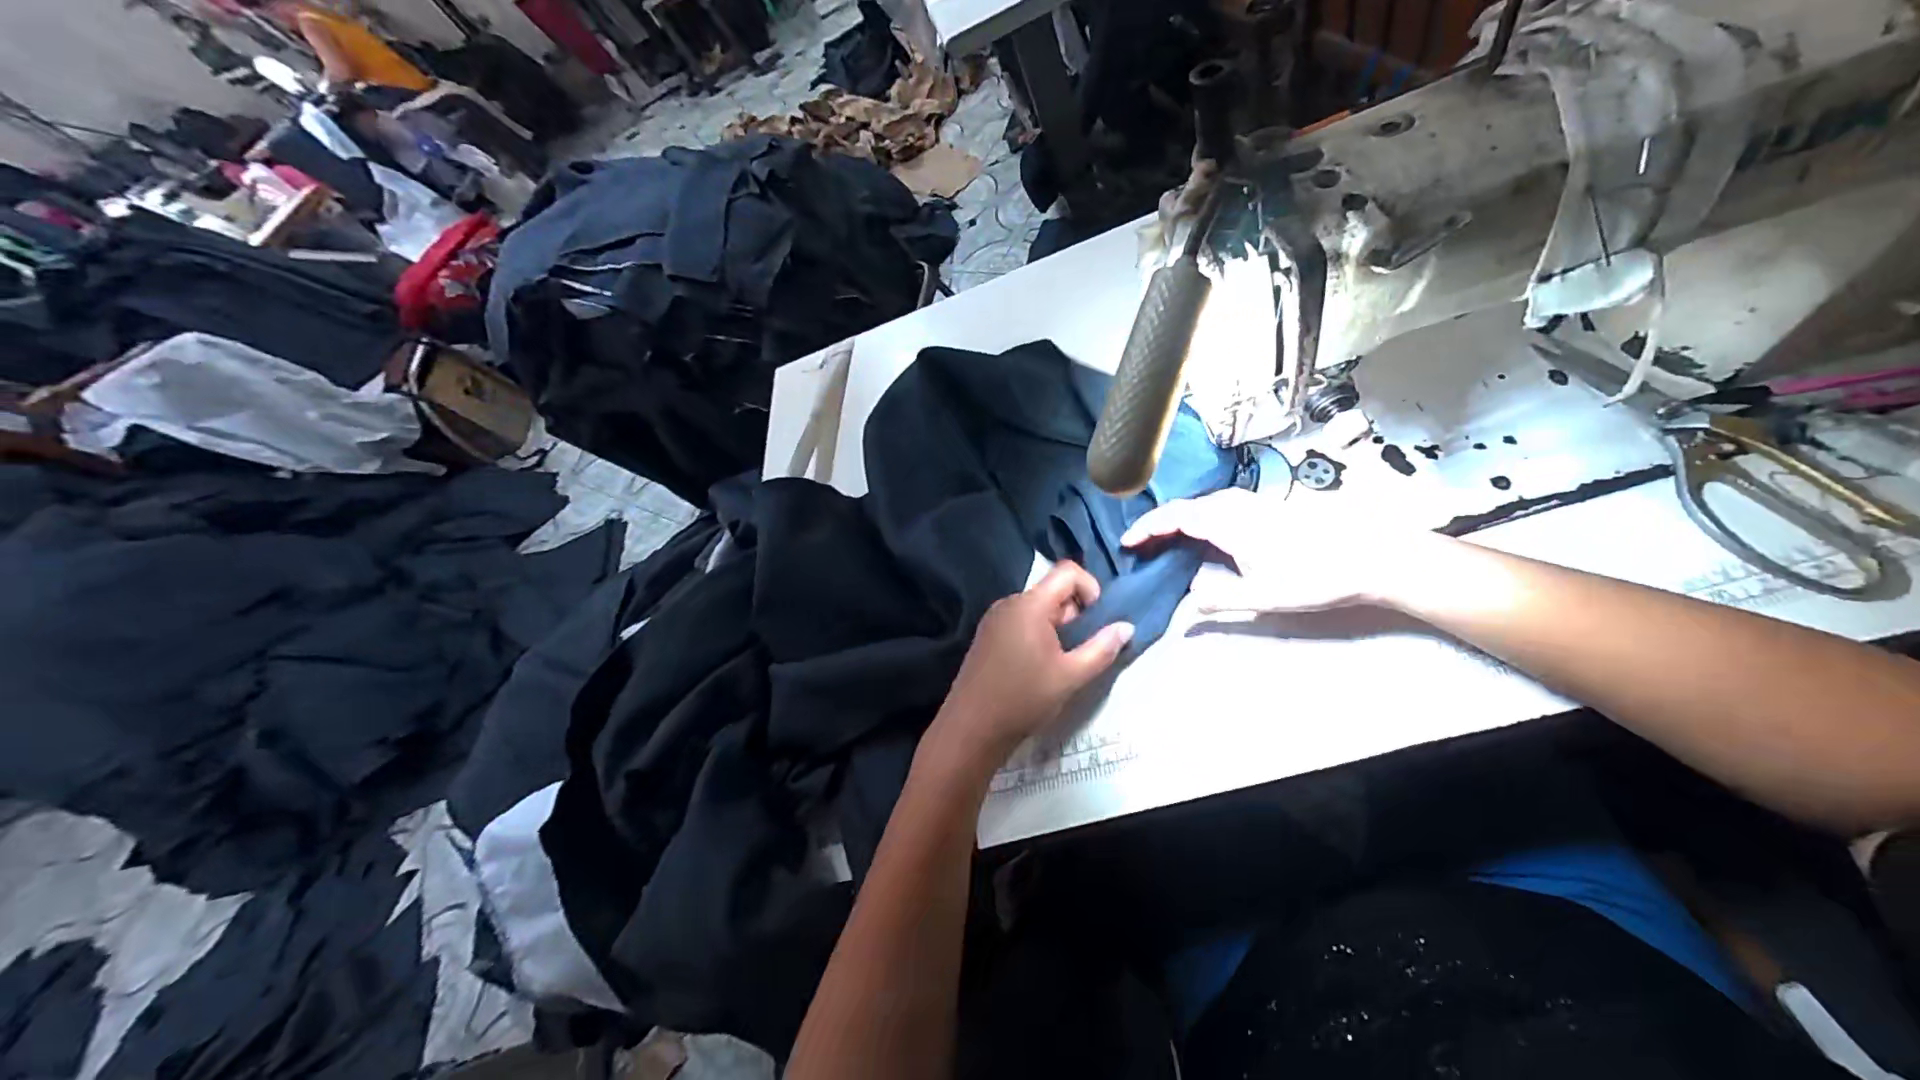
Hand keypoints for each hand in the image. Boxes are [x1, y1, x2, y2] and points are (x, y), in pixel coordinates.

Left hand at [924, 562, 1133, 775]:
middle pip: (1053, 591)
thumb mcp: (1071, 676)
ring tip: (1061, 662)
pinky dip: (1038, 634)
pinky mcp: (987, 635)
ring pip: (1038, 608)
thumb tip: (1126, 626)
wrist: (971, 727)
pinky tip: (1038, 666)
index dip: (1091, 589)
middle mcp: (1009, 603)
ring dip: (1057, 627)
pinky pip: (1021, 621)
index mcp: (1029, 605)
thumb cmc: (1023, 699)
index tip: (1098, 621)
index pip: (1068, 571)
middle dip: (1075, 614)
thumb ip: (1102, 648)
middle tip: (1081, 650)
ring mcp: (994, 618)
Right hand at [1120, 488, 1449, 614]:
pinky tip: (1210, 534)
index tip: (1127, 542)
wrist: (1375, 556)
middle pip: (1189, 505)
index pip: (1176, 516)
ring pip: (1208, 503)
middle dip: (1160, 522)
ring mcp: (1258, 504)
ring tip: (1169, 539)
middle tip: (1142, 544)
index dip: (1147, 527)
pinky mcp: (1273, 509)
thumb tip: (1188, 597)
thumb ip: (1219, 597)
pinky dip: (1203, 516)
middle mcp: (1240, 507)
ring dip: (1182, 517)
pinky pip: (1224, 505)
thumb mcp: (1263, 596)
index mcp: (1230, 523)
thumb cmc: (1317, 577)